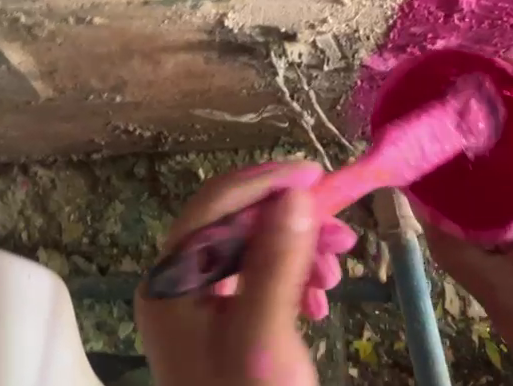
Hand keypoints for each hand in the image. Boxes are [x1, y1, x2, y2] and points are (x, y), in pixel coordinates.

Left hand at [136, 161, 356, 384]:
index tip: (315, 175)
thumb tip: (294, 194)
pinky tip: (322, 302)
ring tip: (338, 275)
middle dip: (293, 225)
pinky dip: (295, 283)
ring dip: (300, 254)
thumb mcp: (263, 337)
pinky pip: (260, 283)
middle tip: (342, 236)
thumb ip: (275, 262)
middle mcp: (178, 287)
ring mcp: (200, 308)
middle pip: (238, 227)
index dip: (264, 182)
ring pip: (254, 252)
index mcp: (170, 283)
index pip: (213, 206)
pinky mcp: (224, 327)